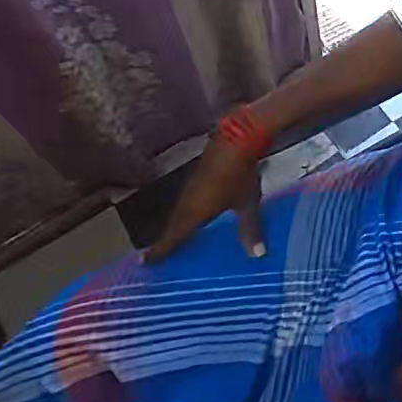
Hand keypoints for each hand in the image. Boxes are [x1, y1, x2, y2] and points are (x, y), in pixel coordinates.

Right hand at [142, 134, 263, 261]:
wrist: (236, 138)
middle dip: (167, 240)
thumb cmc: (240, 174)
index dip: (159, 251)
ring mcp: (191, 186)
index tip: (143, 263)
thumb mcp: (247, 203)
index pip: (172, 237)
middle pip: (174, 225)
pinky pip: (186, 199)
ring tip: (175, 239)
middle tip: (157, 256)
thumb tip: (258, 256)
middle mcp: (186, 201)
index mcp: (193, 212)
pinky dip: (185, 211)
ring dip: (176, 225)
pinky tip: (194, 214)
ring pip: (179, 211)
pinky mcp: (197, 175)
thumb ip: (250, 229)